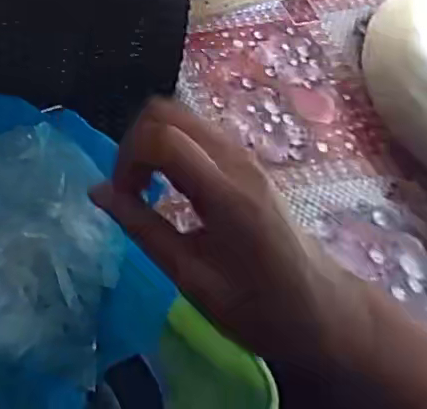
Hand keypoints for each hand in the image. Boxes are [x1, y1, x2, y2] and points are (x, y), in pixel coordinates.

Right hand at [90, 99, 373, 371]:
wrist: (329, 315)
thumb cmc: (262, 308)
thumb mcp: (194, 281)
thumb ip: (143, 230)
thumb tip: (97, 192)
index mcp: (229, 196)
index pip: (163, 139)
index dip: (127, 157)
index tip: (122, 194)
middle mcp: (236, 161)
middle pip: (164, 111)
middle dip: (132, 141)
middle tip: (129, 184)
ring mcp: (242, 153)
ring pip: (176, 112)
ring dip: (148, 138)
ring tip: (146, 182)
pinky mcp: (241, 155)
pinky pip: (191, 125)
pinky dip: (166, 141)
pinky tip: (169, 180)